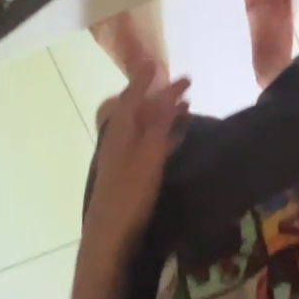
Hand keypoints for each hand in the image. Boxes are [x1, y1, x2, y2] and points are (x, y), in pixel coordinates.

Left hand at [84, 70, 191, 259]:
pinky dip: (165, 134)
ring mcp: (125, 157)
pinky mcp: (132, 174)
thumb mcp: (148, 156)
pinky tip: (180, 136)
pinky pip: (151, 144)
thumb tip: (166, 93)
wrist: (110, 237)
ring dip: (165, 113)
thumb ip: (158, 125)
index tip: (160, 61)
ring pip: (146, 126)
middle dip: (160, 94)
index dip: (146, 78)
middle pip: (140, 109)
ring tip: (188, 104)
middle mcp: (120, 139)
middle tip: (185, 83)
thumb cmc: (129, 195)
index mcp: (121, 130)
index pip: (133, 95)